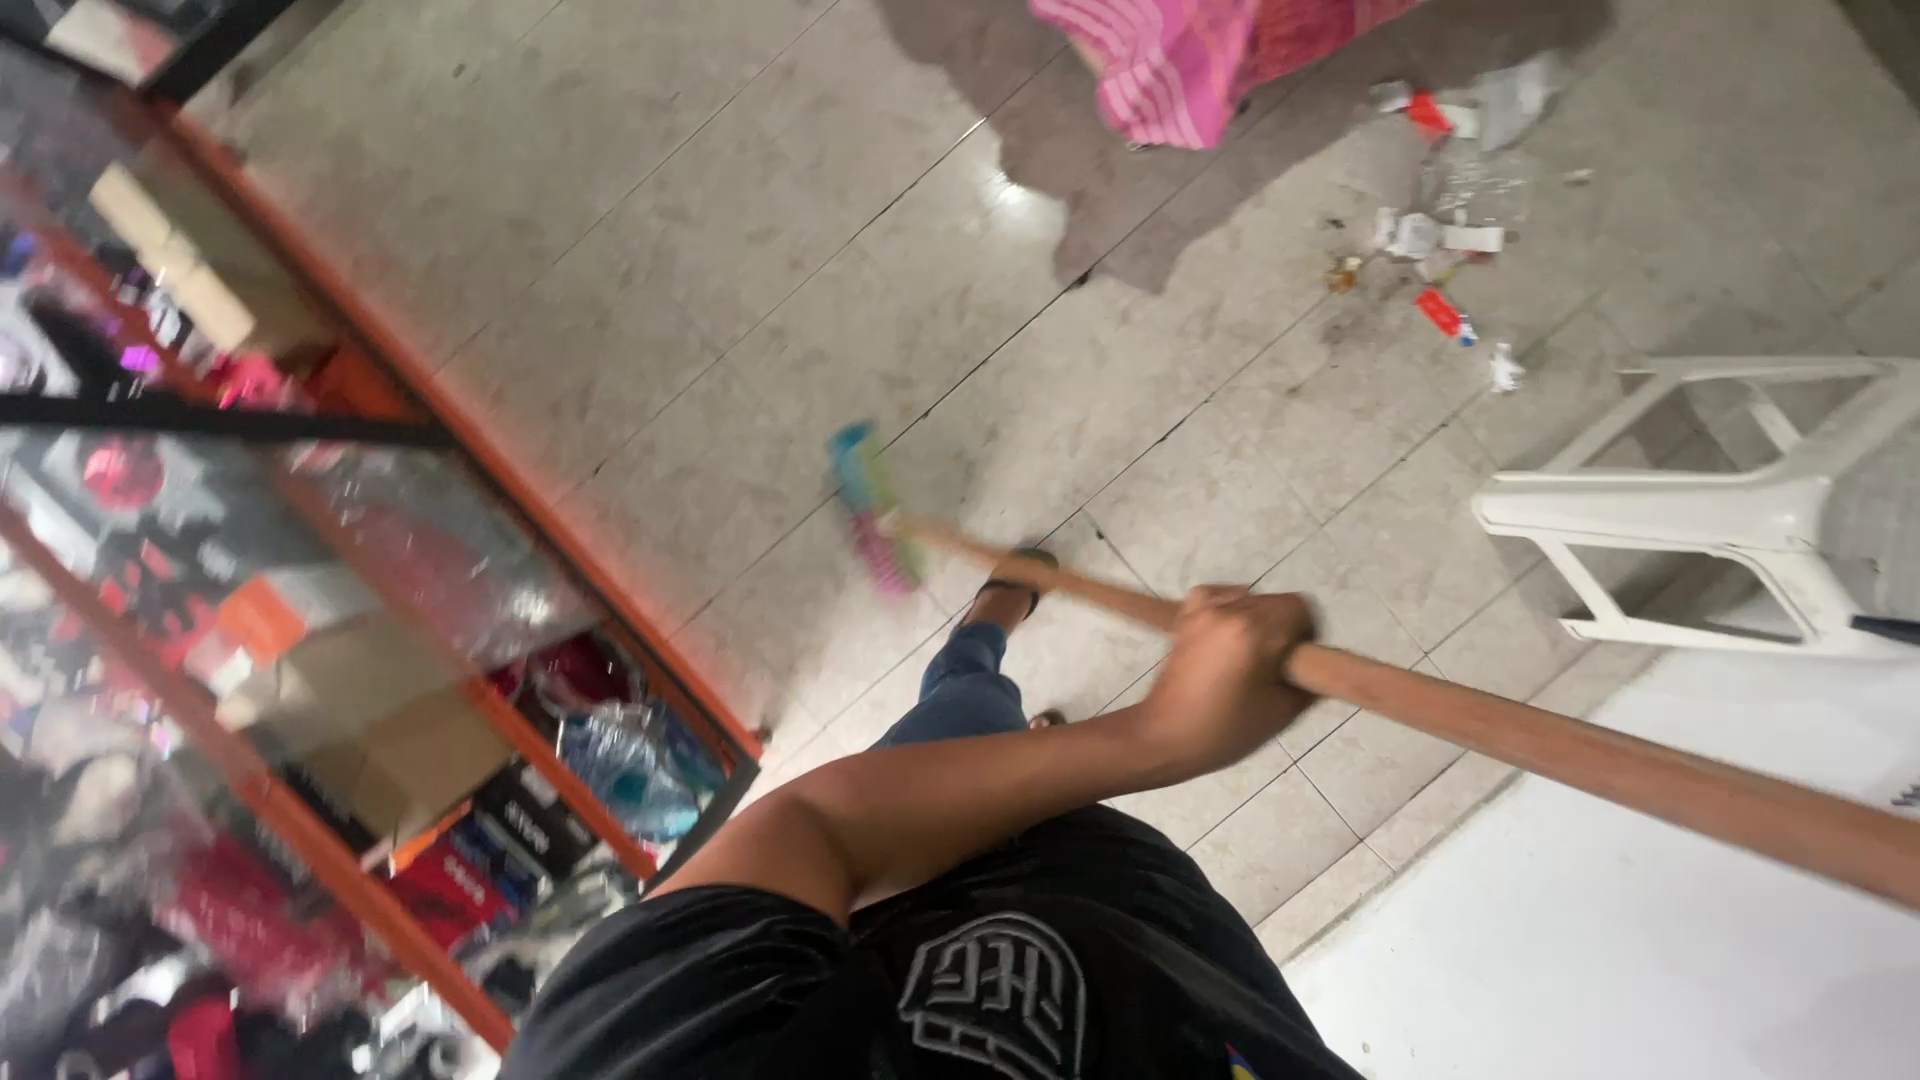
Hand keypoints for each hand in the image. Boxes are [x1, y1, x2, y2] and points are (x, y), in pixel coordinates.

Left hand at [1132, 585, 1317, 780]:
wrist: (1166, 735)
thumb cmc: (1224, 729)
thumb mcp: (1280, 711)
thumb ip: (1307, 682)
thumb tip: (1315, 668)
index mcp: (1252, 631)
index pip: (1299, 606)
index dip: (1307, 631)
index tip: (1300, 660)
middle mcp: (1226, 610)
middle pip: (1274, 601)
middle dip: (1284, 627)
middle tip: (1278, 664)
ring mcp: (1201, 610)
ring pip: (1248, 596)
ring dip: (1258, 617)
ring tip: (1252, 651)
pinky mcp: (1184, 616)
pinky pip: (1215, 594)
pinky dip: (1228, 606)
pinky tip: (1229, 632)